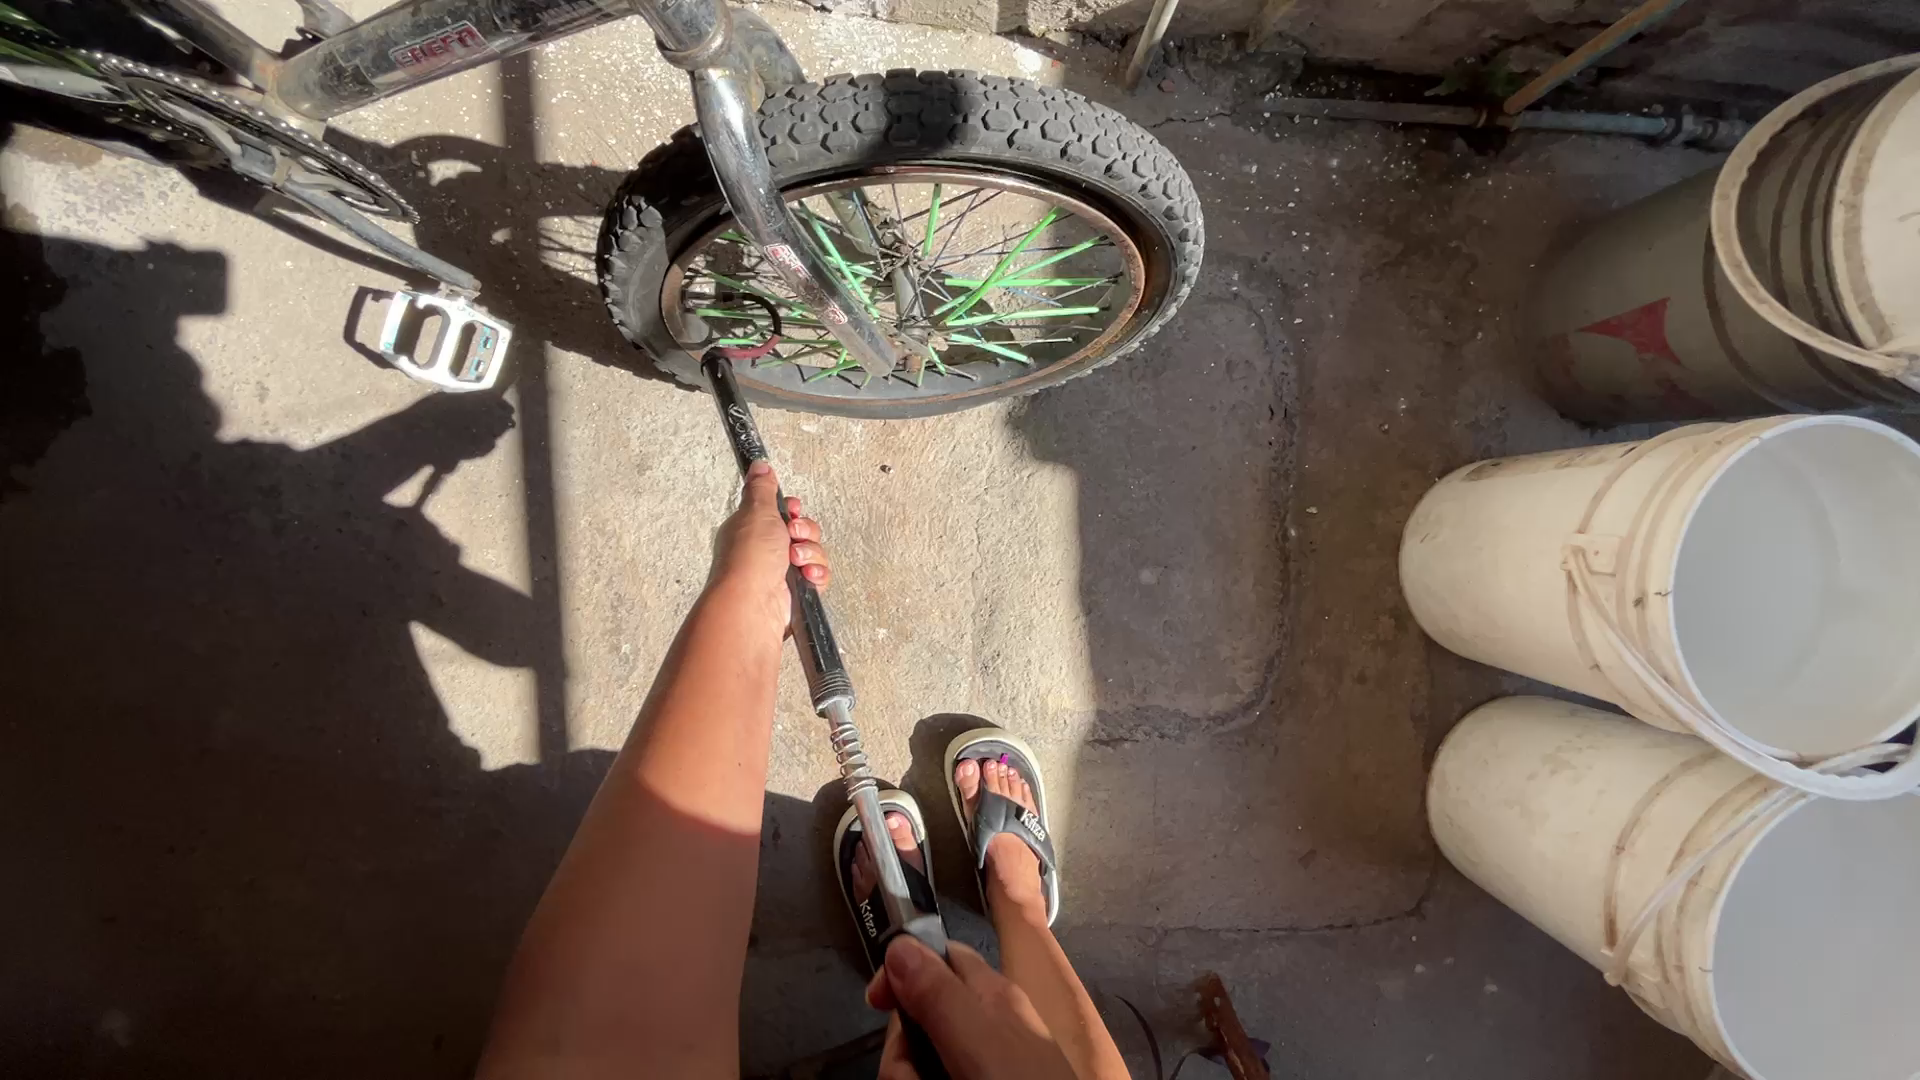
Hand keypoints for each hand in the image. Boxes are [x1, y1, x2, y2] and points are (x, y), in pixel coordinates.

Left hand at [707, 461, 829, 636]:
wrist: (754, 602)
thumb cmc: (749, 560)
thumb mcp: (756, 512)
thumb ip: (762, 488)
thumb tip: (759, 466)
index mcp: (753, 529)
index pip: (781, 512)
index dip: (792, 510)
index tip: (792, 510)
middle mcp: (766, 550)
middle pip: (803, 530)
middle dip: (805, 531)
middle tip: (793, 536)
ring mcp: (782, 572)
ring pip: (814, 553)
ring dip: (810, 554)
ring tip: (796, 562)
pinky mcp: (797, 591)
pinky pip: (819, 576)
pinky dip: (816, 575)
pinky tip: (806, 577)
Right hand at [865, 937, 1077, 1079]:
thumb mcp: (979, 1038)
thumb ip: (938, 991)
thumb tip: (897, 943)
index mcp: (989, 992)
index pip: (937, 956)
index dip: (902, 970)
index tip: (876, 1001)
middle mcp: (982, 1025)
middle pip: (917, 1018)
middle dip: (903, 1049)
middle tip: (913, 1077)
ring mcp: (975, 1064)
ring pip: (918, 1061)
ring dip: (908, 1079)